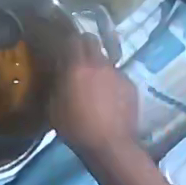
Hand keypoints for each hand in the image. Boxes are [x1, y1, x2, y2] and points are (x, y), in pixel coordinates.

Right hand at [49, 34, 140, 160]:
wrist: (111, 146)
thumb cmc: (76, 128)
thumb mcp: (54, 107)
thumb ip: (57, 84)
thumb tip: (60, 73)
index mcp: (77, 66)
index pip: (73, 38)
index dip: (68, 42)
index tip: (63, 49)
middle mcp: (99, 63)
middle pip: (92, 40)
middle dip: (84, 45)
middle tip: (78, 59)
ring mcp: (117, 73)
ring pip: (105, 59)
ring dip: (98, 65)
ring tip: (95, 83)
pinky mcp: (130, 84)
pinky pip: (117, 75)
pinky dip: (111, 81)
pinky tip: (109, 97)